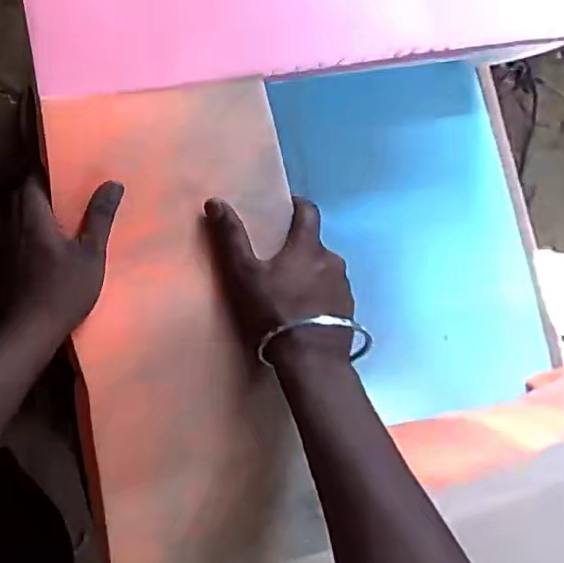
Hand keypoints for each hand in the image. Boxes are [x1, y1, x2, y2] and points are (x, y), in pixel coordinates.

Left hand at [8, 178, 123, 341]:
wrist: (30, 331)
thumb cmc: (62, 289)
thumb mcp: (90, 254)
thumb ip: (100, 217)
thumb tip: (113, 183)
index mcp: (34, 218)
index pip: (31, 181)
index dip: (44, 169)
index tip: (63, 163)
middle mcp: (16, 227)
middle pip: (22, 196)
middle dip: (41, 186)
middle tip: (67, 184)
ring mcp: (10, 247)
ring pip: (20, 216)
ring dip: (37, 208)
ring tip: (64, 208)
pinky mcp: (10, 264)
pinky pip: (21, 234)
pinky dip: (35, 228)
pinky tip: (53, 239)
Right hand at [203, 196, 355, 368]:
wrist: (311, 361)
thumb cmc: (274, 312)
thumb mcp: (244, 274)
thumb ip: (231, 237)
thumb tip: (215, 201)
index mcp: (308, 246)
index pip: (309, 212)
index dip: (298, 206)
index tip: (287, 208)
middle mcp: (331, 260)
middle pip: (315, 244)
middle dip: (298, 248)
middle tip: (277, 261)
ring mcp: (343, 287)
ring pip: (324, 270)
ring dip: (310, 273)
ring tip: (289, 291)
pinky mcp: (348, 311)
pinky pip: (332, 294)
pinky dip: (319, 296)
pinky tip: (304, 313)